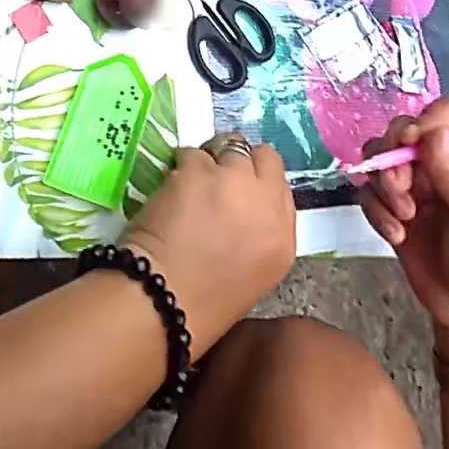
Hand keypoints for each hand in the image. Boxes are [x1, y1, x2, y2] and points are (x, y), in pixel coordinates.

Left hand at [120, 137, 295, 352]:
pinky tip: (169, 187)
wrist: (165, 296)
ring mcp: (233, 181)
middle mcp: (265, 203)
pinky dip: (180, 165)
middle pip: (263, 158)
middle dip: (241, 159)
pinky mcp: (198, 170)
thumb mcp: (254, 272)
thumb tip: (242, 205)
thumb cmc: (204, 300)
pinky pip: (191, 153)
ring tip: (189, 180)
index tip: (239, 186)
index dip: (258, 180)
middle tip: (216, 172)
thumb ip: (259, 231)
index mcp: (283, 238)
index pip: (282, 188)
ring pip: (228, 148)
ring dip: (209, 161)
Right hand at [357, 98, 448, 384]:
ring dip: (384, 184)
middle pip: (406, 132)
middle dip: (396, 156)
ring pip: (382, 159)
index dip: (430, 119)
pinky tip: (396, 235)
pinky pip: (370, 193)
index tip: (413, 143)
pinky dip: (376, 210)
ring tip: (403, 217)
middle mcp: (445, 169)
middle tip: (402, 187)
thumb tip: (434, 134)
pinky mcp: (394, 211)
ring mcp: (418, 189)